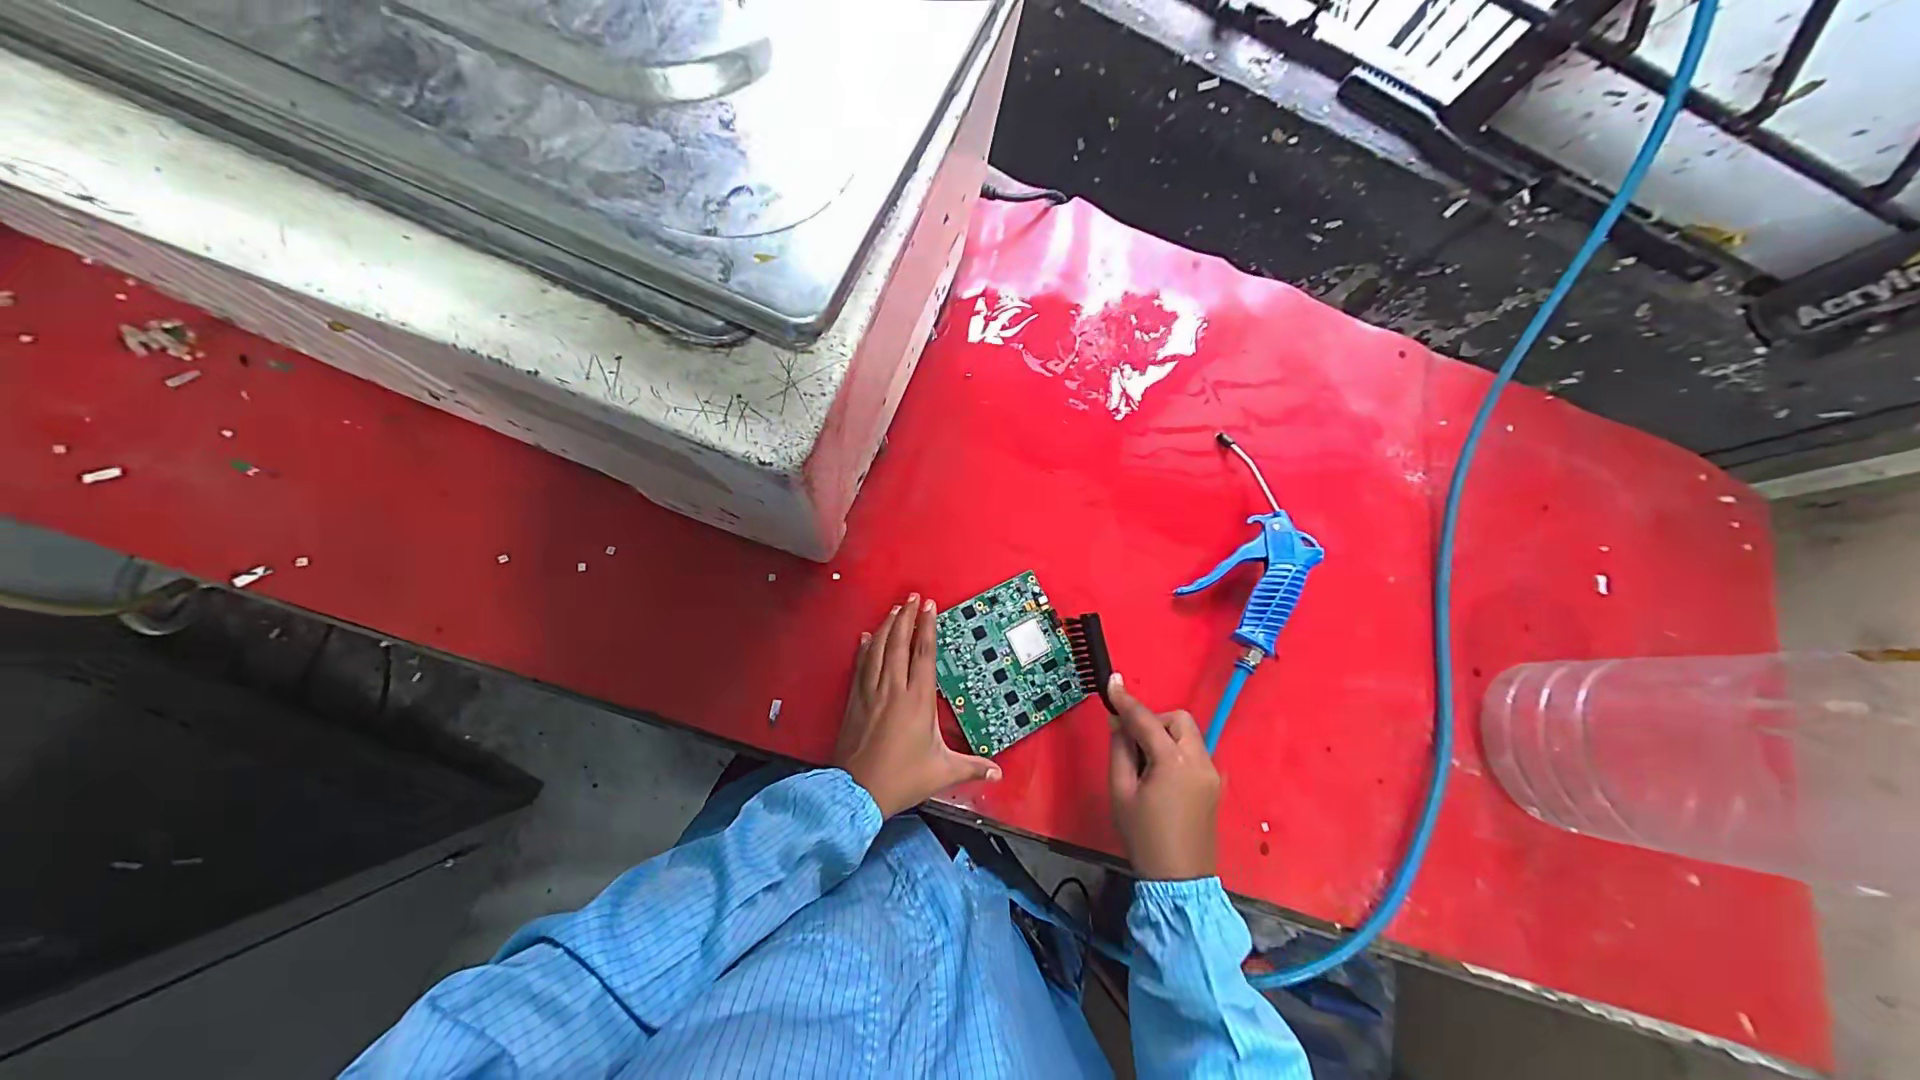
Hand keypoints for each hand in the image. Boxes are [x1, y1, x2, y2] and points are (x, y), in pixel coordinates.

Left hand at [834, 594, 1001, 816]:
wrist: (857, 792)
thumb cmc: (902, 779)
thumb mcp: (942, 772)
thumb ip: (971, 767)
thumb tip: (998, 772)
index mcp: (918, 700)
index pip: (923, 654)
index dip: (927, 627)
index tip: (929, 606)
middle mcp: (893, 689)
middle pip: (898, 643)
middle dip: (905, 617)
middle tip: (912, 597)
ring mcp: (870, 693)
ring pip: (877, 649)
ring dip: (886, 626)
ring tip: (894, 609)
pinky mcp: (854, 701)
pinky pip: (860, 666)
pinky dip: (863, 648)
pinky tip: (865, 637)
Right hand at [1107, 673, 1220, 880]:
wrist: (1180, 880)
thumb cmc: (1144, 837)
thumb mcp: (1121, 792)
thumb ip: (1120, 751)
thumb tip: (1119, 723)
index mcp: (1174, 762)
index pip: (1147, 720)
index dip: (1126, 701)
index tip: (1112, 683)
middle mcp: (1199, 761)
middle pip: (1177, 719)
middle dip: (1154, 721)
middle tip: (1132, 743)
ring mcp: (1211, 772)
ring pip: (1188, 733)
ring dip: (1165, 735)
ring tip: (1145, 762)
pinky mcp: (1214, 783)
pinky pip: (1194, 751)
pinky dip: (1175, 750)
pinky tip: (1160, 774)